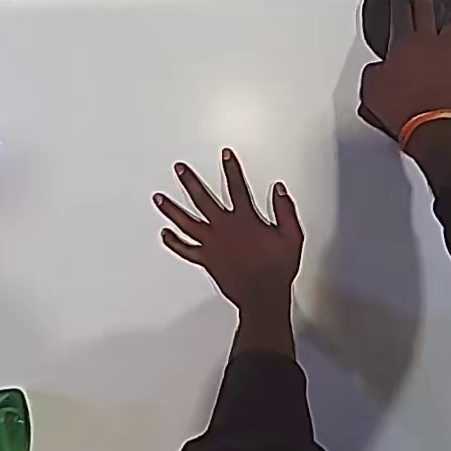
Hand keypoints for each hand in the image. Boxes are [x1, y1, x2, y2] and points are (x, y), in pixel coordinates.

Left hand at [155, 149, 303, 317]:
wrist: (263, 295)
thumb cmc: (277, 268)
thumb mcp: (292, 235)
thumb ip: (285, 210)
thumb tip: (279, 190)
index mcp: (245, 219)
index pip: (236, 186)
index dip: (231, 168)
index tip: (225, 155)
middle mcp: (224, 228)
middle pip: (202, 199)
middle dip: (189, 181)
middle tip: (179, 169)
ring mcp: (212, 244)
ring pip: (185, 222)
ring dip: (171, 209)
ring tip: (159, 198)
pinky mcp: (206, 260)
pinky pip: (185, 249)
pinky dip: (173, 241)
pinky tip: (164, 233)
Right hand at [359, 0, 450, 140]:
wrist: (429, 126)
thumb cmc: (402, 106)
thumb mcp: (372, 86)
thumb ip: (375, 71)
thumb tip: (379, 71)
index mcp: (405, 41)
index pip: (400, 10)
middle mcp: (429, 43)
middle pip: (427, 8)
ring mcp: (448, 55)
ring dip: (448, 23)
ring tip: (447, 21)